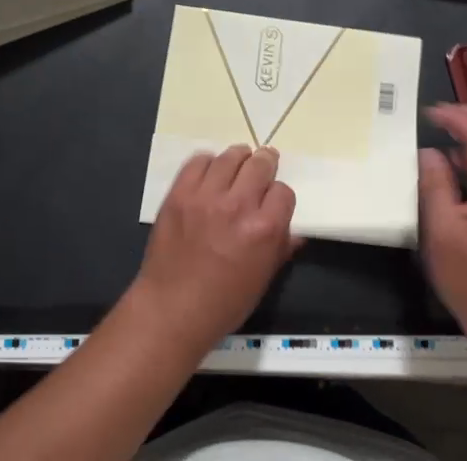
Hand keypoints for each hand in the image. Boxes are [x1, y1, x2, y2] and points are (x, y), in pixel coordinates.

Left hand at [128, 145, 298, 352]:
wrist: (172, 308)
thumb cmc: (224, 303)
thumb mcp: (263, 279)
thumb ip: (281, 248)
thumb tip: (294, 231)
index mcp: (264, 229)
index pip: (283, 191)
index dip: (280, 196)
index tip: (273, 201)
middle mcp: (238, 205)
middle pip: (260, 164)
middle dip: (266, 163)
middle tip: (263, 165)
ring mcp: (205, 196)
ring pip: (230, 157)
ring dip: (239, 159)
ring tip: (238, 165)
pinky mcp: (179, 193)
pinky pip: (198, 161)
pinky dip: (208, 163)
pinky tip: (210, 174)